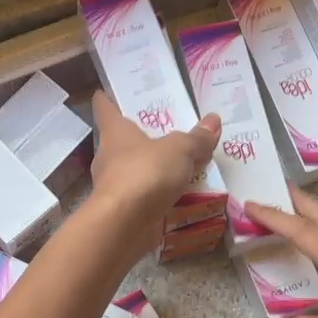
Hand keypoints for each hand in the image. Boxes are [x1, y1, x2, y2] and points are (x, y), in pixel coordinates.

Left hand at [86, 90, 219, 244]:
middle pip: (123, 141)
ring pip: (135, 171)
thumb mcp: (179, 150)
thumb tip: (213, 121)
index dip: (109, 98)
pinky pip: (145, 198)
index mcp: (115, 132)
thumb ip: (196, 138)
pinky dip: (159, 196)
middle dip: (143, 137)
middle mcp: (109, 156)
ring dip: (153, 169)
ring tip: (182, 164)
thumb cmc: (145, 174)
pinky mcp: (124, 212)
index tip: (115, 91)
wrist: (124, 226)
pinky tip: (180, 195)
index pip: (104, 107)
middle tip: (169, 130)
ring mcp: (114, 186)